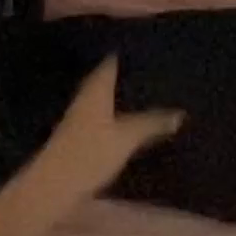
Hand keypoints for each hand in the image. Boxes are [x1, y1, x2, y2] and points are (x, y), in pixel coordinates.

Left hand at [33, 56, 183, 202]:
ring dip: (123, 100)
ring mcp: (80, 121)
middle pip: (107, 82)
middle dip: (128, 77)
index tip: (147, 49)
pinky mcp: (80, 141)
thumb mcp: (128, 137)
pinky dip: (119, 119)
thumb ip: (153, 123)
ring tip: (150, 97)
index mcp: (95, 91)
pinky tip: (134, 126)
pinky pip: (105, 121)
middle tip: (154, 73)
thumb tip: (179, 114)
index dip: (127, 55)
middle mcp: (85, 100)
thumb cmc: (90, 154)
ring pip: (106, 102)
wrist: (55, 186)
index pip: (110, 63)